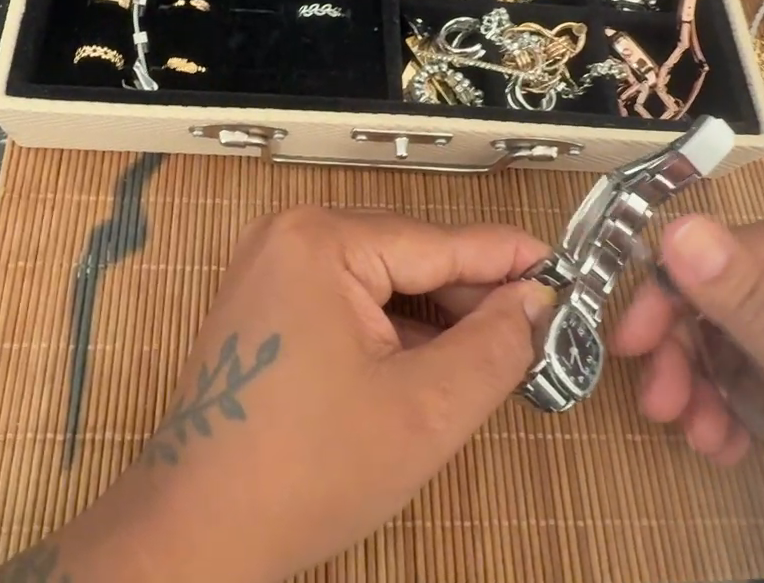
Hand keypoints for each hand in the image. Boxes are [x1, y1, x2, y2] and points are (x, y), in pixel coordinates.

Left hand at [0, 207, 555, 582]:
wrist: (202, 527)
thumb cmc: (307, 470)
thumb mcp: (425, 410)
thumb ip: (494, 346)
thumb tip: (535, 303)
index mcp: (321, 240)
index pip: (438, 242)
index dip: (506, 259)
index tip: (561, 269)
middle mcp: (290, 235)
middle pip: (408, 257)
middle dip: (469, 297)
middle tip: (535, 330)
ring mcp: (271, 265)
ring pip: (380, 279)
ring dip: (433, 316)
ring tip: (488, 354)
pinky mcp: (266, 298)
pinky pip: (348, 297)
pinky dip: (392, 327)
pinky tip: (429, 361)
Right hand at [611, 214, 763, 582]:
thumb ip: (755, 308)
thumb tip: (673, 225)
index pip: (730, 251)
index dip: (670, 299)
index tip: (628, 355)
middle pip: (740, 289)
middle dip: (693, 351)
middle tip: (667, 414)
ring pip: (758, 328)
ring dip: (719, 382)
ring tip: (706, 439)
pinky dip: (758, 396)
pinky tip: (740, 438)